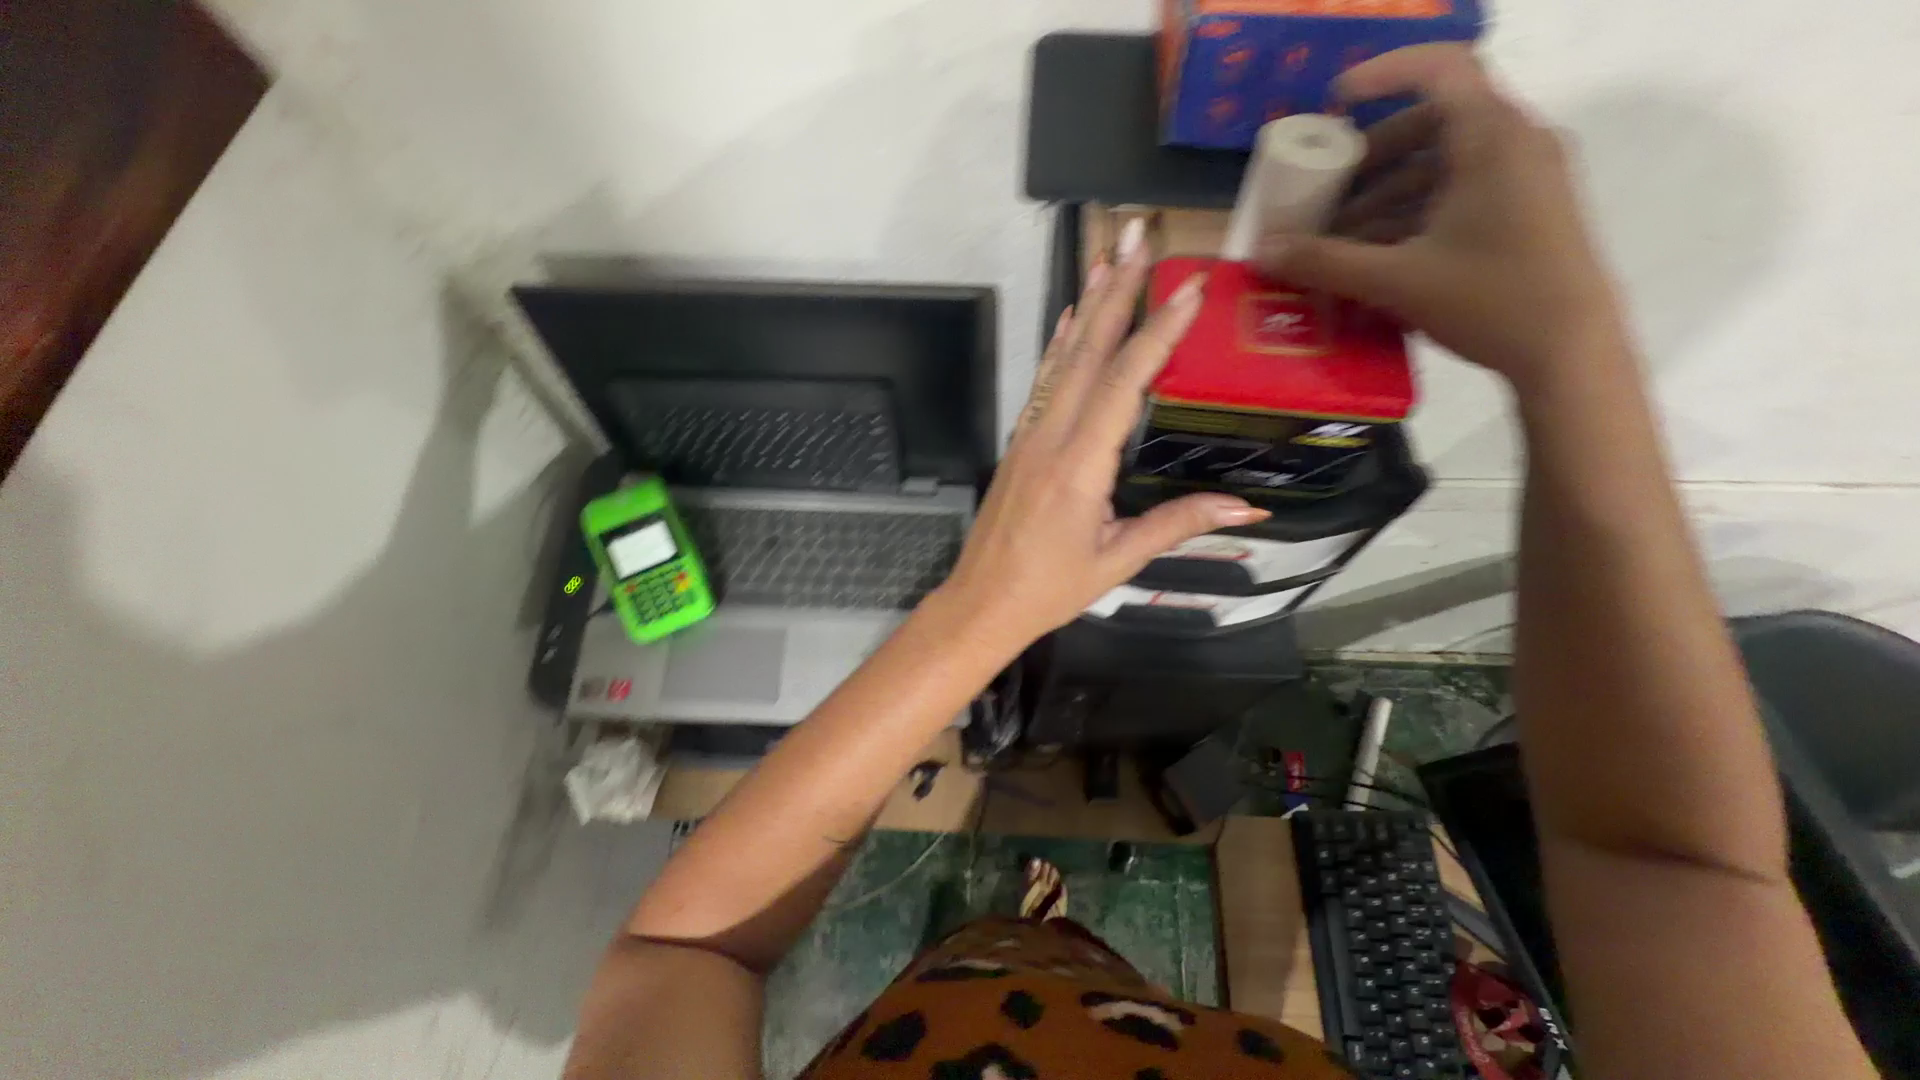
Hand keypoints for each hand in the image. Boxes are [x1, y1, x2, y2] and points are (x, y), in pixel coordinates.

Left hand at [931, 219, 1271, 645]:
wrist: (981, 602)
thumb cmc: (1049, 589)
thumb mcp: (1118, 562)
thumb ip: (1177, 524)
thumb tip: (1244, 508)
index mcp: (1079, 465)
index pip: (1123, 384)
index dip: (1156, 334)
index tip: (1187, 290)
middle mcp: (1050, 437)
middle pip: (1087, 352)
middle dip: (1116, 291)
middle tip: (1138, 237)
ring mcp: (1029, 435)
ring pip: (1061, 359)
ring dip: (1086, 306)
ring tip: (1108, 257)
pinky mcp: (1020, 441)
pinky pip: (1044, 382)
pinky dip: (1059, 344)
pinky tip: (1068, 317)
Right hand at [1257, 45, 1628, 388]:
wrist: (1572, 353)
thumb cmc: (1491, 300)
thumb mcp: (1396, 281)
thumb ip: (1325, 262)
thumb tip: (1264, 252)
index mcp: (1492, 138)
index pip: (1441, 68)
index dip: (1383, 74)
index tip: (1335, 104)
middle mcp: (1516, 142)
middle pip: (1434, 121)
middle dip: (1371, 155)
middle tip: (1330, 191)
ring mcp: (1528, 177)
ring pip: (1445, 162)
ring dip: (1387, 193)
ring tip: (1343, 240)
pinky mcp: (1529, 210)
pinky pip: (1463, 190)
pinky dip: (1416, 211)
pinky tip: (1380, 256)